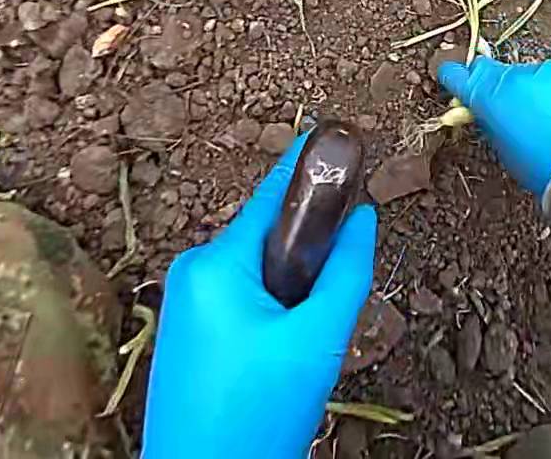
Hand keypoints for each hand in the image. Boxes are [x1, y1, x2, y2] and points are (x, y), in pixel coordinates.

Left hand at [142, 133, 376, 458]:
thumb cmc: (258, 414)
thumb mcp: (321, 334)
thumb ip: (349, 266)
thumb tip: (363, 214)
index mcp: (216, 263)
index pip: (276, 190)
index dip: (314, 162)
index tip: (347, 136)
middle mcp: (194, 272)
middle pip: (274, 229)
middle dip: (312, 246)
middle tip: (335, 287)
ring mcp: (187, 302)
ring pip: (265, 262)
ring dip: (297, 277)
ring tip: (311, 328)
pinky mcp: (191, 329)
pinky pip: (248, 288)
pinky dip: (279, 296)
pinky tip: (289, 341)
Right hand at [438, 56, 550, 195]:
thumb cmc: (540, 165)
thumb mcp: (502, 147)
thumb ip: (487, 121)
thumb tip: (479, 111)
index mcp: (489, 98)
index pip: (461, 76)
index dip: (454, 76)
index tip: (451, 76)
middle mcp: (511, 77)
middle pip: (488, 69)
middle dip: (487, 80)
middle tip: (494, 97)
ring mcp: (537, 71)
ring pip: (519, 73)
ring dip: (520, 86)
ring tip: (534, 112)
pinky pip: (544, 75)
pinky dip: (543, 86)